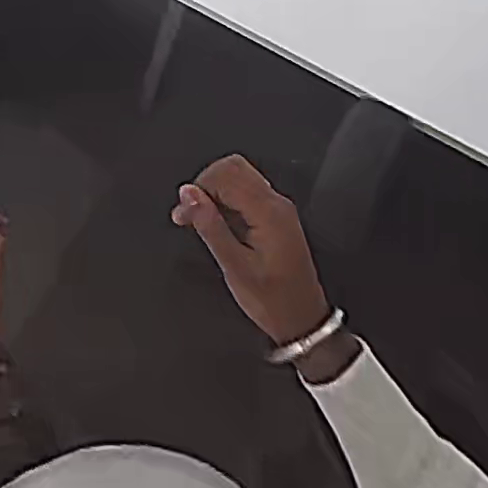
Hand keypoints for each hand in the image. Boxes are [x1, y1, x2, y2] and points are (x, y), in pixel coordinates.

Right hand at [173, 156, 360, 382]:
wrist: (303, 321)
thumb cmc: (272, 300)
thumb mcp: (234, 267)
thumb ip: (210, 225)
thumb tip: (188, 194)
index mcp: (268, 212)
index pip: (226, 175)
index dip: (199, 188)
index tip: (183, 212)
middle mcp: (276, 203)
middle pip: (233, 166)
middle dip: (205, 183)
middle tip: (190, 212)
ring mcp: (278, 207)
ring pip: (239, 175)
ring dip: (214, 189)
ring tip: (200, 219)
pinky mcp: (275, 214)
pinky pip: (246, 190)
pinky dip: (226, 198)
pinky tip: (217, 222)